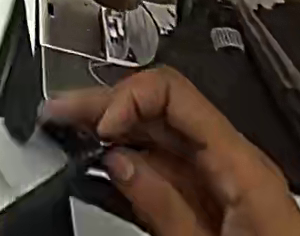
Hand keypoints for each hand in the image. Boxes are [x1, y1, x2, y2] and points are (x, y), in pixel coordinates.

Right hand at [44, 67, 299, 235]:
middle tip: (56, 112)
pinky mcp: (214, 205)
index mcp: (243, 166)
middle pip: (156, 108)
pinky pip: (163, 168)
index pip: (171, 90)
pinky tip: (96, 161)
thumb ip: (166, 209)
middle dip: (102, 105)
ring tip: (64, 129)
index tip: (95, 125)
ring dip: (106, 130)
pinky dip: (125, 160)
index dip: (125, 97)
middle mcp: (234, 163)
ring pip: (154, 135)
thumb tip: (116, 159)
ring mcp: (223, 184)